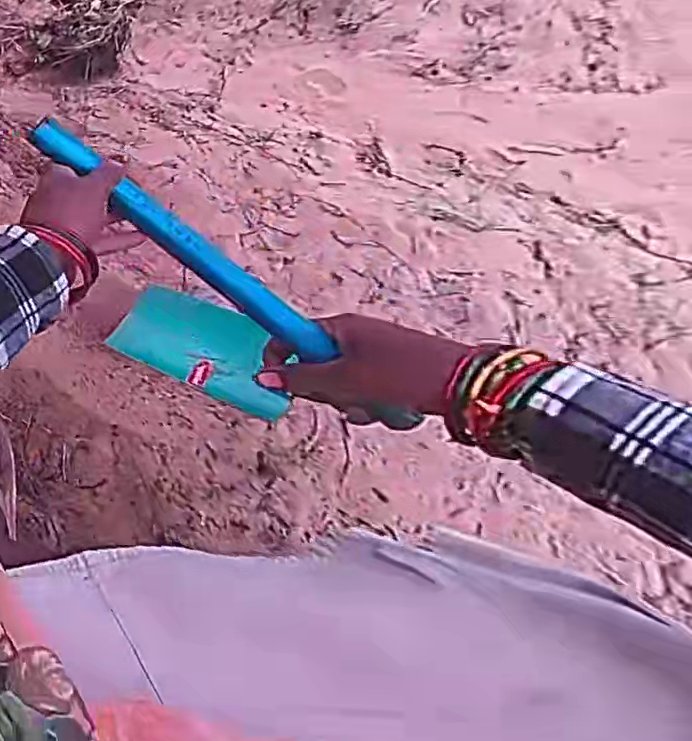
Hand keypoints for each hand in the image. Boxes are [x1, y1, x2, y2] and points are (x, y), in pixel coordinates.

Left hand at [19, 161, 143, 253]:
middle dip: (110, 192)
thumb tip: (116, 163)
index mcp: (53, 179)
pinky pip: (97, 238)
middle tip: (131, 192)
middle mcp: (54, 200)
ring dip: (117, 214)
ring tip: (140, 213)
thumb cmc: (69, 213)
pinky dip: (118, 237)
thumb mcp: (94, 187)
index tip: (113, 167)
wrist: (52, 254)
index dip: (93, 165)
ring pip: (92, 216)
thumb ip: (107, 174)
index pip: (72, 164)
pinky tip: (140, 235)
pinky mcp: (69, 245)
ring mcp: (60, 224)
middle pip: (85, 192)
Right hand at [255, 314, 467, 419]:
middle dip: (325, 389)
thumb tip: (263, 377)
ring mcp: (379, 354)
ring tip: (372, 410)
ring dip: (352, 401)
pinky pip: (370, 389)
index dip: (280, 359)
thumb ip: (299, 379)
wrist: (477, 388)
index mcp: (339, 327)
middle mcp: (357, 336)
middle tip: (338, 400)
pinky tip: (391, 412)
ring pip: (344, 381)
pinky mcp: (400, 373)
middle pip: (317, 363)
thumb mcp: (343, 379)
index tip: (279, 383)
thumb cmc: (404, 375)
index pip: (291, 337)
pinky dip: (375, 404)